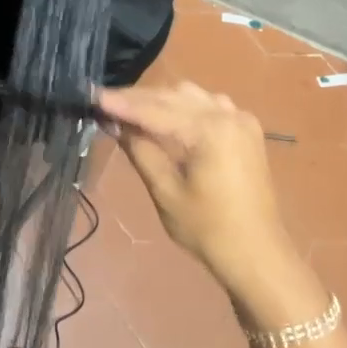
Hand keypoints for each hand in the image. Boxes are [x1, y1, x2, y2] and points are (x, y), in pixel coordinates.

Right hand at [97, 82, 289, 275]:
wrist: (255, 251)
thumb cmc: (206, 227)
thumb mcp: (164, 190)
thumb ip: (140, 150)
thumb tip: (115, 124)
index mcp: (209, 130)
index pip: (154, 109)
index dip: (120, 103)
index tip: (91, 96)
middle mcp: (228, 115)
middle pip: (173, 96)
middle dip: (137, 99)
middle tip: (103, 104)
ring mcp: (241, 120)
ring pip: (191, 96)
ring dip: (159, 100)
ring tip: (128, 110)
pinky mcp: (246, 131)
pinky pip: (208, 105)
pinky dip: (182, 106)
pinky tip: (164, 117)